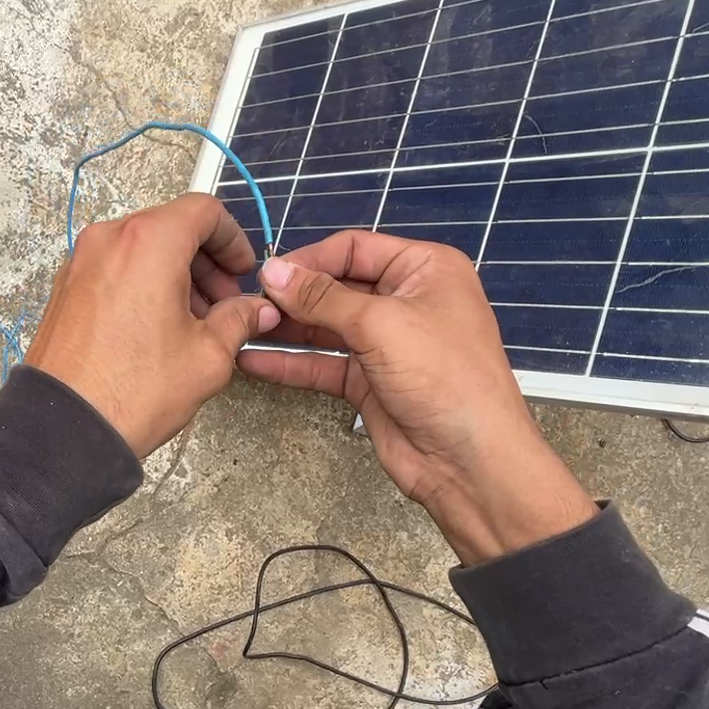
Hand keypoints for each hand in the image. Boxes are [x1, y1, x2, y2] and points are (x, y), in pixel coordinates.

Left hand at [25, 193, 280, 457]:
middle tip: (223, 306)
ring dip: (173, 276)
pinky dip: (141, 286)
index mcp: (148, 242)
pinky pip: (113, 271)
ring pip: (139, 251)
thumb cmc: (134, 390)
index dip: (233, 239)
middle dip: (204, 263)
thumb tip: (256, 311)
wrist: (66, 427)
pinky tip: (155, 330)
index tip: (242, 271)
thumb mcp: (207, 357)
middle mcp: (108, 240)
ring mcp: (80, 264)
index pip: (203, 211)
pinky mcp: (64, 291)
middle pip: (170, 228)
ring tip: (191, 324)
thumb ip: (238, 322)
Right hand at [235, 231, 596, 563]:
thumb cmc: (441, 375)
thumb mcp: (381, 324)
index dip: (309, 260)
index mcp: (423, 269)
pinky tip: (253, 362)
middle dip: (293, 296)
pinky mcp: (366, 382)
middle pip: (335, 288)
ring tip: (241, 330)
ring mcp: (383, 344)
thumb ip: (322, 298)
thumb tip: (271, 271)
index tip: (265, 275)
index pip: (354, 249)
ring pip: (324, 328)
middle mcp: (403, 301)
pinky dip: (290, 364)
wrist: (467, 459)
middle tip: (247, 305)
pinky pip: (321, 365)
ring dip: (285, 330)